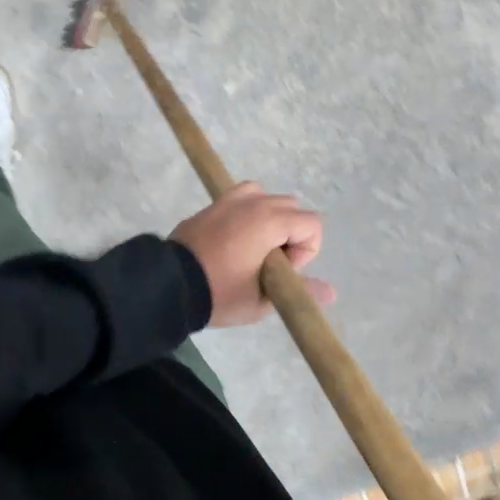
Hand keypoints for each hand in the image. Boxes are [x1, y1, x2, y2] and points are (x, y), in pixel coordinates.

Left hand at [169, 182, 334, 327]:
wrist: (167, 285)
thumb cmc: (218, 294)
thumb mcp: (261, 301)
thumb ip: (299, 291)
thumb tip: (332, 294)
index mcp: (270, 220)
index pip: (312, 225)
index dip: (304, 252)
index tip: (280, 274)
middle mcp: (253, 201)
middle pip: (292, 208)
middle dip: (289, 236)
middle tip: (266, 266)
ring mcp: (228, 200)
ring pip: (267, 198)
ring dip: (269, 221)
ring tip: (252, 251)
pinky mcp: (210, 205)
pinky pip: (241, 199)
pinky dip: (247, 214)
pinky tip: (233, 242)